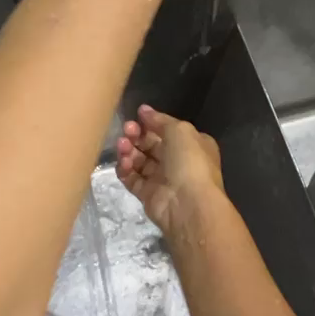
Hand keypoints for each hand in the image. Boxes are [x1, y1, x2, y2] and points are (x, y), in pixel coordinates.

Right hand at [118, 105, 226, 235]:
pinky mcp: (148, 195)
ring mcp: (162, 179)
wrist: (188, 204)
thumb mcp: (180, 130)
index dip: (151, 123)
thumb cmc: (190, 162)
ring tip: (122, 145)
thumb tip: (143, 110)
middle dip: (137, 136)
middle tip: (127, 130)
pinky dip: (126, 170)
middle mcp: (178, 162)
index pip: (167, 131)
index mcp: (192, 145)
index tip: (136, 117)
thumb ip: (160, 120)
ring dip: (128, 151)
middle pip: (151, 145)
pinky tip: (124, 163)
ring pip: (140, 161)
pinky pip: (133, 179)